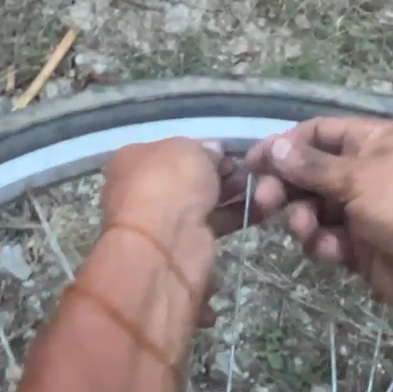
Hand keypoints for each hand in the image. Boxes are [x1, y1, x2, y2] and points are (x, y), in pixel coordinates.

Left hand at [100, 138, 287, 236]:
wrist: (167, 240)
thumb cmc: (169, 181)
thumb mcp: (189, 149)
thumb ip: (204, 149)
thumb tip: (213, 152)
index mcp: (133, 160)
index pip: (168, 149)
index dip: (198, 149)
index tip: (224, 151)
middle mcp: (143, 188)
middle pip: (187, 176)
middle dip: (218, 172)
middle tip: (242, 171)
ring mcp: (163, 217)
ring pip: (202, 199)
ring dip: (229, 193)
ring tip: (257, 188)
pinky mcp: (184, 242)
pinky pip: (212, 222)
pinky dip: (234, 215)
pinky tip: (259, 208)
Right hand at [244, 118, 392, 323]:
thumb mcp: (360, 176)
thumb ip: (312, 165)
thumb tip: (275, 147)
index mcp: (373, 141)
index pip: (318, 133)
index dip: (284, 146)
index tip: (252, 164)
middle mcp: (367, 172)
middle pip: (311, 173)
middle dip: (287, 187)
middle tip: (266, 203)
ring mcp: (366, 211)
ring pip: (315, 209)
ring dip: (303, 218)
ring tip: (305, 230)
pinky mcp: (365, 249)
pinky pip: (330, 240)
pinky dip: (324, 245)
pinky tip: (331, 252)